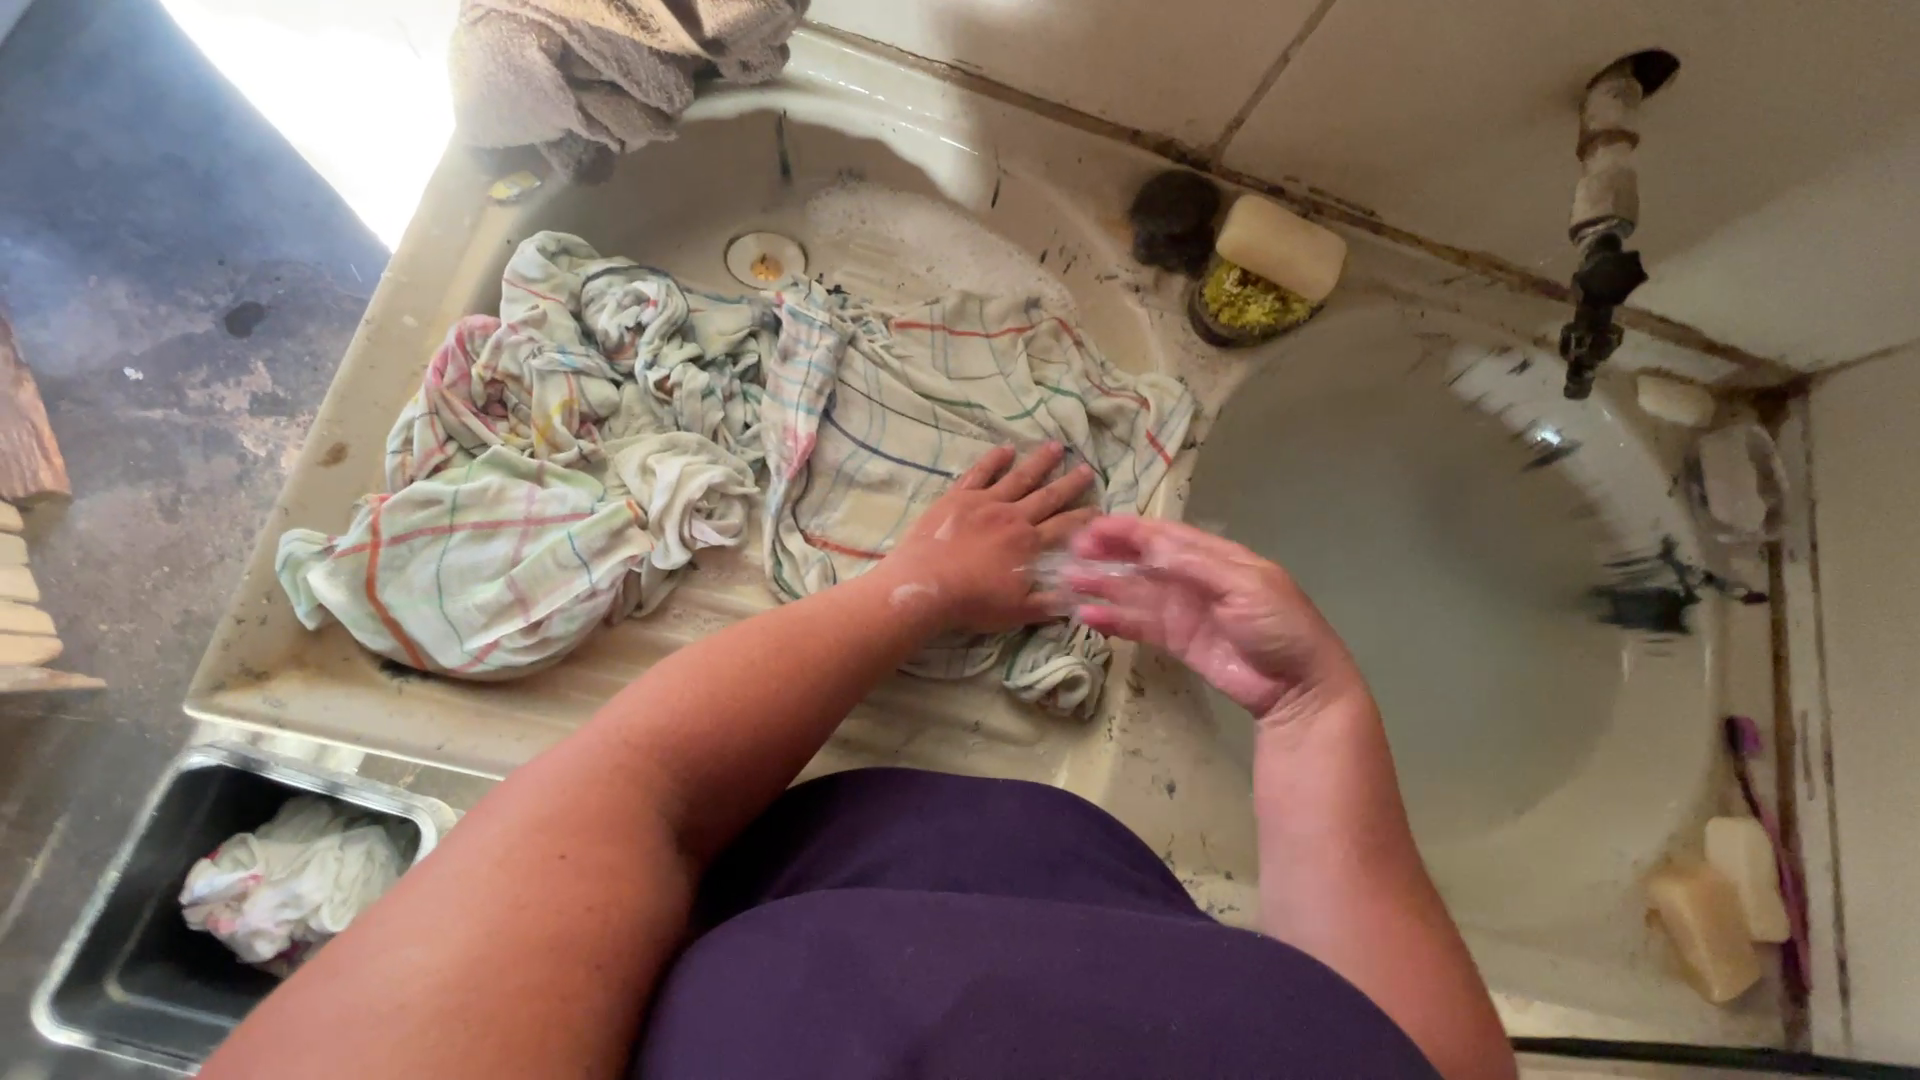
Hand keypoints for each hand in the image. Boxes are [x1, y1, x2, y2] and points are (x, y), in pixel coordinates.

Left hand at [882, 443, 1096, 633]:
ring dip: (1039, 462)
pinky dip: (994, 459)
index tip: (1100, 509)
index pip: (1066, 527)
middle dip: (1070, 484)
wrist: (925, 587)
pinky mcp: (959, 497)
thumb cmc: (972, 604)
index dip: (1085, 519)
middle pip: (1048, 497)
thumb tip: (1077, 598)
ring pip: (1019, 477)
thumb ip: (1049, 604)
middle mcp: (1013, 517)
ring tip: (1055, 447)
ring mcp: (985, 503)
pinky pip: (981, 472)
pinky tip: (1006, 448)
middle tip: (1086, 469)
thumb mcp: (1017, 613)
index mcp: (1030, 545)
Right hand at [1064, 517, 1366, 723]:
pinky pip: (1140, 626)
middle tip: (1072, 554)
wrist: (1299, 687)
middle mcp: (1195, 579)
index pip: (1164, 535)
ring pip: (1136, 593)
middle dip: (1109, 555)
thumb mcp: (1245, 586)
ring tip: (1070, 583)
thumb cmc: (1280, 627)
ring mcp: (1184, 611)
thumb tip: (1149, 543)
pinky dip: (1115, 620)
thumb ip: (1195, 564)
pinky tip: (1089, 616)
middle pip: (1144, 561)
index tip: (1092, 528)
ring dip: (1104, 586)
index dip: (1128, 530)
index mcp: (1216, 557)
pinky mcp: (1177, 642)